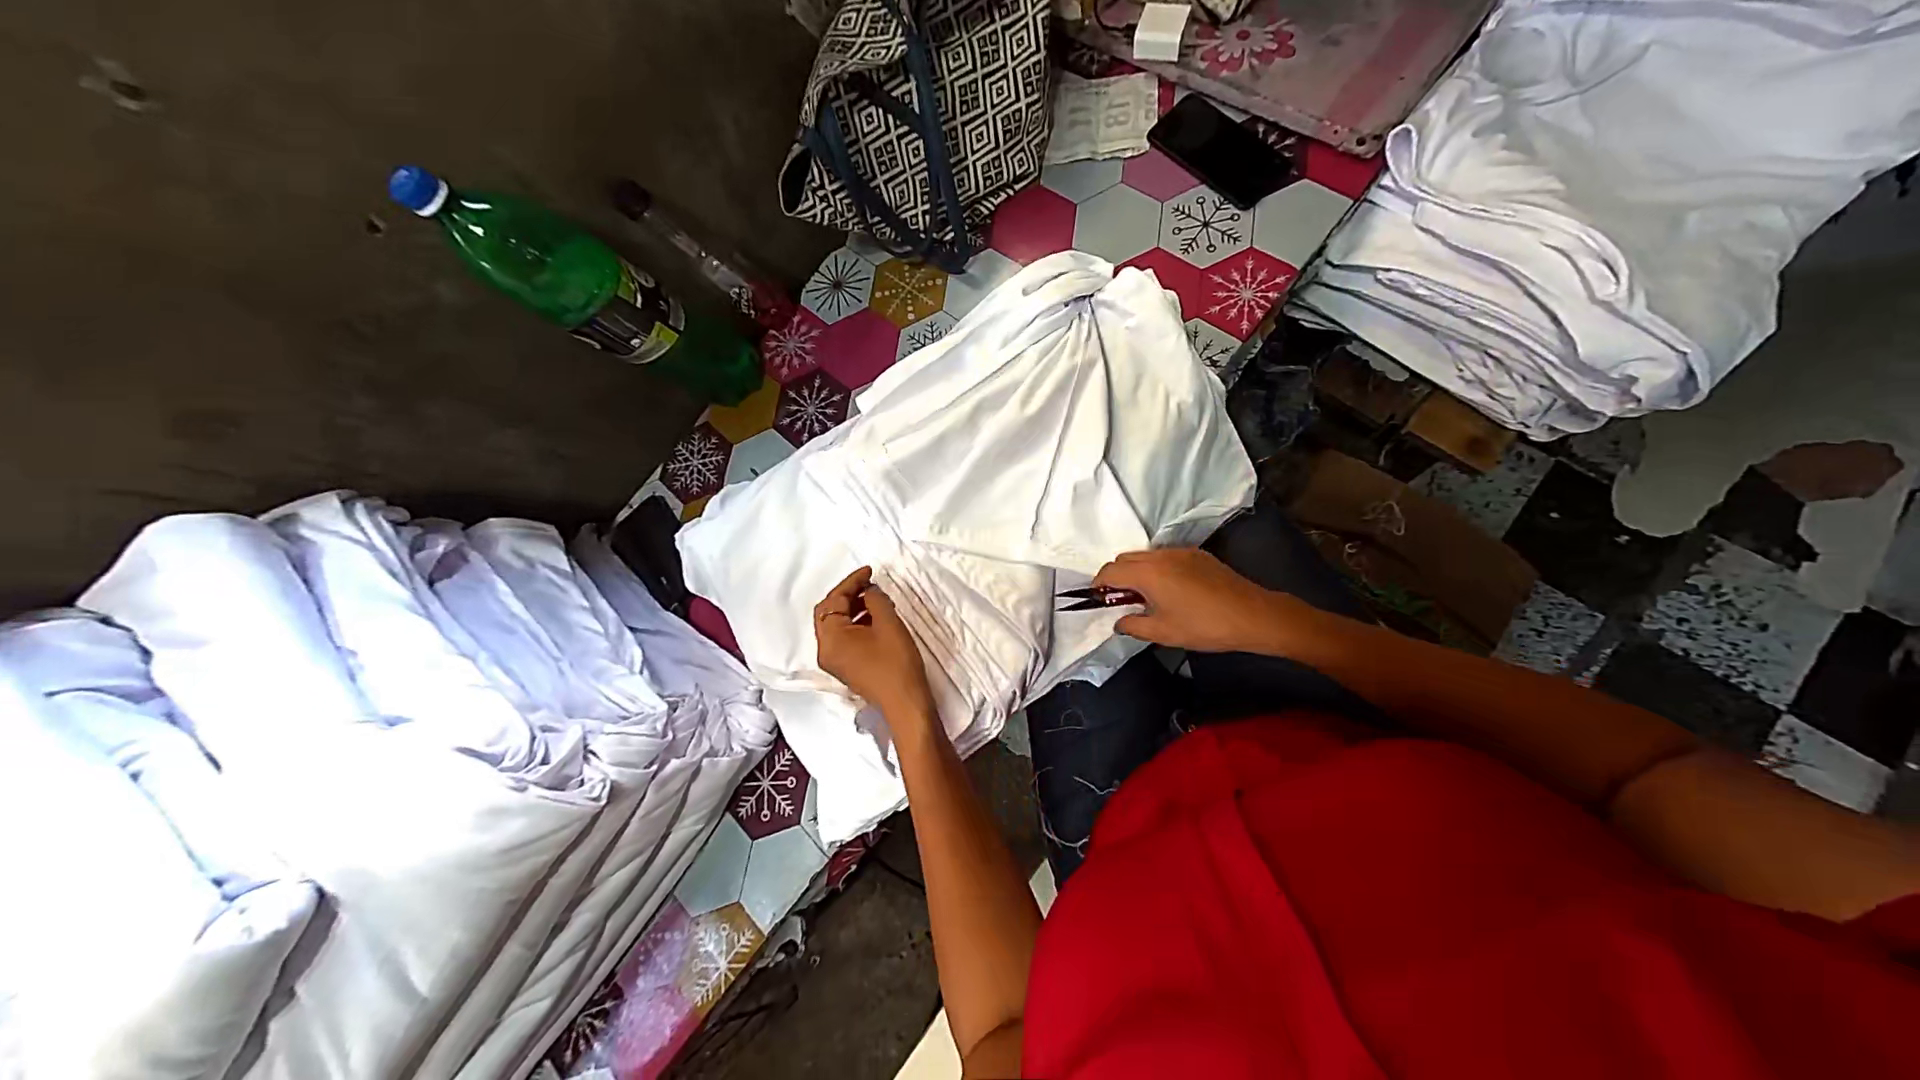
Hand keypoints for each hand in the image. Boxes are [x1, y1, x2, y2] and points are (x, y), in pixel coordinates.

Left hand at [814, 566, 935, 719]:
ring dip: (854, 608)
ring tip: (877, 599)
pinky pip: (845, 638)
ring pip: (837, 625)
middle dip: (848, 594)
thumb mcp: (888, 623)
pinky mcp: (847, 667)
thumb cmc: (896, 664)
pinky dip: (857, 623)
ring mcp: (836, 661)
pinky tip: (877, 618)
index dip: (851, 582)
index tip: (869, 572)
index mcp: (830, 638)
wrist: (906, 703)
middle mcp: (826, 650)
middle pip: (829, 612)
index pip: (833, 600)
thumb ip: (875, 599)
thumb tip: (869, 590)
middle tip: (869, 583)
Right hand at [1093, 547, 1298, 652]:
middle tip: (1122, 601)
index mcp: (1147, 573)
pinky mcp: (1198, 555)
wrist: (1252, 615)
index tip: (1098, 599)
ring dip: (1136, 571)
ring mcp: (1181, 552)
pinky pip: (1166, 556)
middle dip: (1116, 576)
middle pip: (1125, 558)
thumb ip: (1132, 625)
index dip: (1099, 585)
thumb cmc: (1203, 626)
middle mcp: (1160, 555)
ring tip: (1146, 596)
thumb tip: (1119, 621)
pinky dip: (1157, 568)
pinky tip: (1170, 590)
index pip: (1110, 571)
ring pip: (1145, 555)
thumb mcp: (1162, 632)